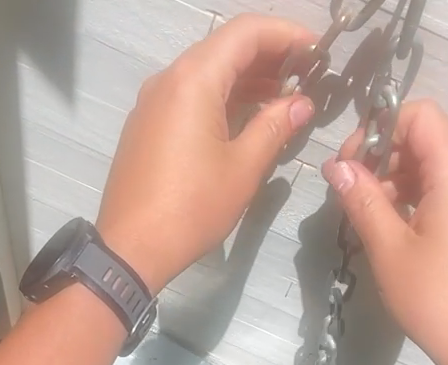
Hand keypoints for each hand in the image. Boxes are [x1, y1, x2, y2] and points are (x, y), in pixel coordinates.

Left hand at [97, 15, 316, 291]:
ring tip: (281, 99)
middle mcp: (168, 80)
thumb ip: (274, 127)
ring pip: (205, 74)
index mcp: (194, 79)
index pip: (246, 32)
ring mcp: (152, 103)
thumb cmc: (191, 209)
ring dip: (244, 80)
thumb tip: (301, 104)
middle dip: (268, 57)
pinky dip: (219, 99)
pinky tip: (243, 120)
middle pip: (224, 49)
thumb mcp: (242, 169)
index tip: (316, 51)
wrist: (131, 249)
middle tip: (304, 76)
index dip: (286, 35)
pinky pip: (187, 98)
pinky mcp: (145, 128)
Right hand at [323, 100, 447, 364]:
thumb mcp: (388, 249)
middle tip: (348, 192)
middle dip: (383, 156)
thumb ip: (362, 200)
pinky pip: (443, 193)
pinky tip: (388, 229)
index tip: (349, 162)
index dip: (380, 127)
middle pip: (427, 140)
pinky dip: (412, 199)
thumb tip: (336, 166)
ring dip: (394, 180)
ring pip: (433, 168)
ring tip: (364, 215)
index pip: (421, 115)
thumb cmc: (432, 298)